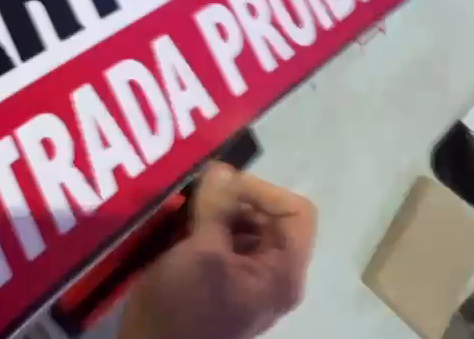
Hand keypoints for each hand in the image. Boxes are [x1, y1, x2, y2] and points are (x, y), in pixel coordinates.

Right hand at [120, 163, 316, 338]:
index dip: (263, 191)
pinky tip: (177, 216)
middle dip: (234, 194)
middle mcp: (271, 270)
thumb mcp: (203, 252)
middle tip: (196, 187)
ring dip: (215, 203)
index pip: (296, 212)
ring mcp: (244, 273)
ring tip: (183, 199)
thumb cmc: (187, 305)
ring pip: (242, 221)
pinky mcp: (218, 272)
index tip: (222, 186)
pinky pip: (221, 233)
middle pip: (269, 214)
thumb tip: (224, 168)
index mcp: (282, 272)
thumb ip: (218, 209)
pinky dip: (203, 217)